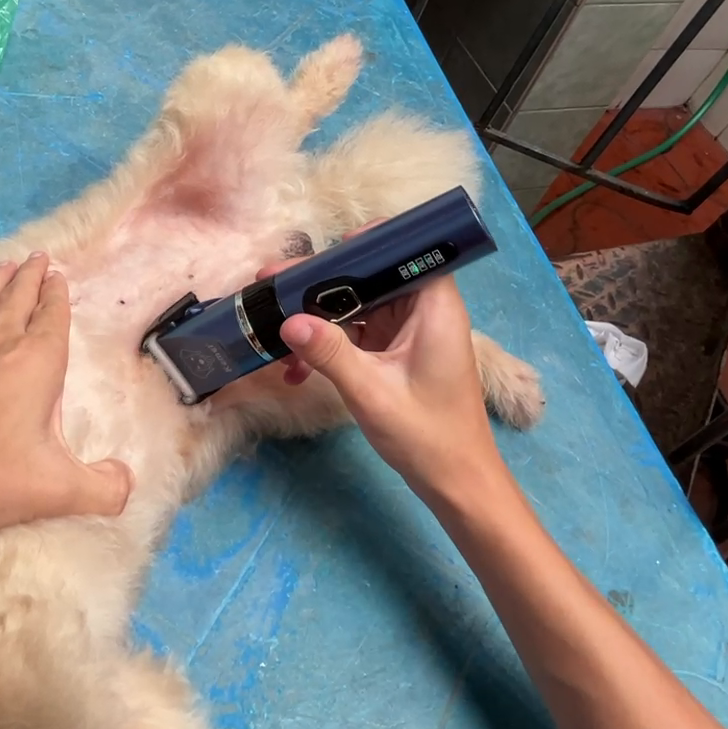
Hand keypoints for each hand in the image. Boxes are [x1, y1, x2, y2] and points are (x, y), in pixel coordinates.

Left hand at [0, 254, 132, 592]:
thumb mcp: (54, 490)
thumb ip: (101, 490)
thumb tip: (126, 485)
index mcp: (35, 361)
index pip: (52, 317)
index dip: (57, 295)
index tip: (58, 275)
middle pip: (16, 299)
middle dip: (29, 277)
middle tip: (36, 257)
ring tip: (1, 266)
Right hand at [262, 246, 502, 499]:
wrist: (456, 484)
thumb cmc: (426, 435)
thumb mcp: (371, 392)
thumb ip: (329, 353)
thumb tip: (287, 322)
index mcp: (433, 306)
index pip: (405, 250)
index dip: (364, 244)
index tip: (319, 255)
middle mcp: (423, 309)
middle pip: (369, 276)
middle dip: (320, 283)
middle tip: (271, 283)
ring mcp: (407, 331)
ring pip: (356, 305)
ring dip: (318, 318)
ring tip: (272, 326)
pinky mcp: (394, 351)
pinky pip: (356, 333)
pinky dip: (329, 344)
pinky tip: (296, 368)